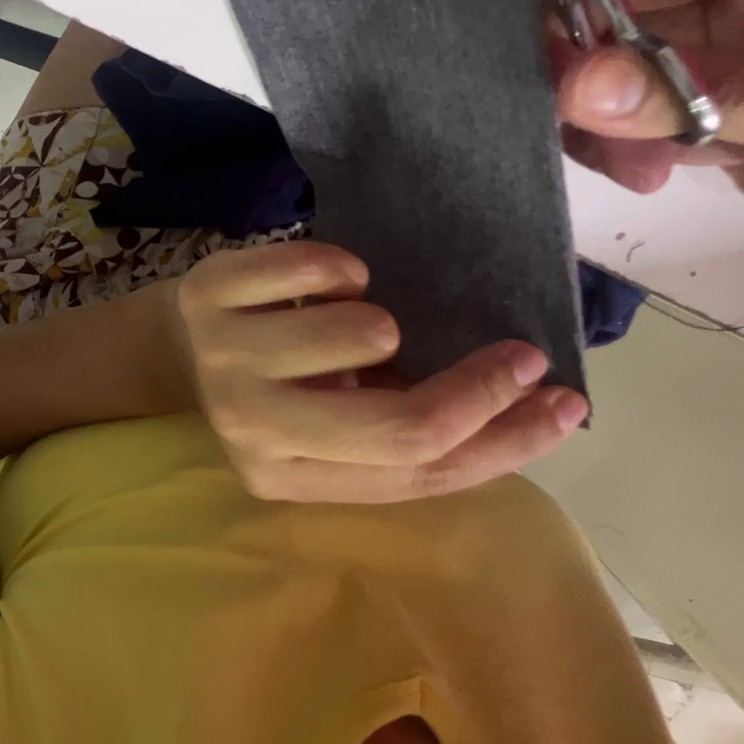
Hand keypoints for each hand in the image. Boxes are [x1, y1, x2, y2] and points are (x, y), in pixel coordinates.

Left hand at [174, 242, 587, 502]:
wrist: (177, 344)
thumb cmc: (274, 384)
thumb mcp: (329, 423)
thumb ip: (403, 426)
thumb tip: (540, 404)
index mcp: (285, 478)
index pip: (415, 474)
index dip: (505, 440)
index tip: (567, 400)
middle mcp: (250, 431)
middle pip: (398, 426)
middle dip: (481, 387)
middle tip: (518, 354)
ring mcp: (224, 363)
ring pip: (361, 335)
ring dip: (382, 320)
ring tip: (360, 320)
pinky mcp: (208, 297)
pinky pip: (313, 266)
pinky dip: (342, 266)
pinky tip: (329, 283)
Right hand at [554, 0, 743, 258]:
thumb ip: (711, 94)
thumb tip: (575, 86)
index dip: (579, 33)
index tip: (557, 104)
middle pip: (605, 25)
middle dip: (590, 96)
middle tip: (614, 154)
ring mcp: (718, 34)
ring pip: (599, 74)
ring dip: (603, 130)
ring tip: (645, 171)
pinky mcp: (694, 85)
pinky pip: (616, 107)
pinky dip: (617, 145)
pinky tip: (656, 170)